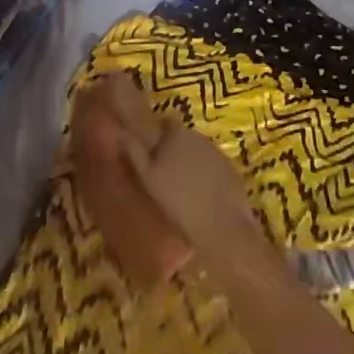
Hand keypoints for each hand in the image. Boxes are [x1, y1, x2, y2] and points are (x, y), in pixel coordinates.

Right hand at [119, 121, 270, 270]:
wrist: (222, 229)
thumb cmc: (177, 202)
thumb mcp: (146, 177)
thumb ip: (133, 150)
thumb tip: (121, 130)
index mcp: (176, 134)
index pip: (165, 123)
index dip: (158, 138)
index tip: (151, 156)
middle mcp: (199, 137)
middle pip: (182, 138)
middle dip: (174, 150)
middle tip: (164, 175)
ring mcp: (219, 155)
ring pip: (198, 154)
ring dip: (191, 164)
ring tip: (182, 190)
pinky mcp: (233, 173)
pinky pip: (214, 169)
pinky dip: (207, 178)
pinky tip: (201, 199)